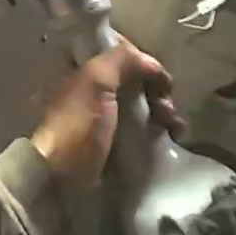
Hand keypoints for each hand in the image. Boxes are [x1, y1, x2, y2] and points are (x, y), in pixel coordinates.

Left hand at [31, 39, 185, 184]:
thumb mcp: (96, 80)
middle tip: (167, 106)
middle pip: (136, 81)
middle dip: (158, 89)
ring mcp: (106, 120)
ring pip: (143, 105)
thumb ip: (123, 60)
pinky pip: (145, 130)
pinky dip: (161, 129)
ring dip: (164, 110)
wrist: (60, 179)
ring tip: (175, 125)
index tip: (160, 76)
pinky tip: (175, 135)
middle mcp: (96, 91)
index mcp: (86, 71)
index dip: (144, 61)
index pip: (121, 54)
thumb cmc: (77, 124)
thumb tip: (155, 65)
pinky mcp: (116, 147)